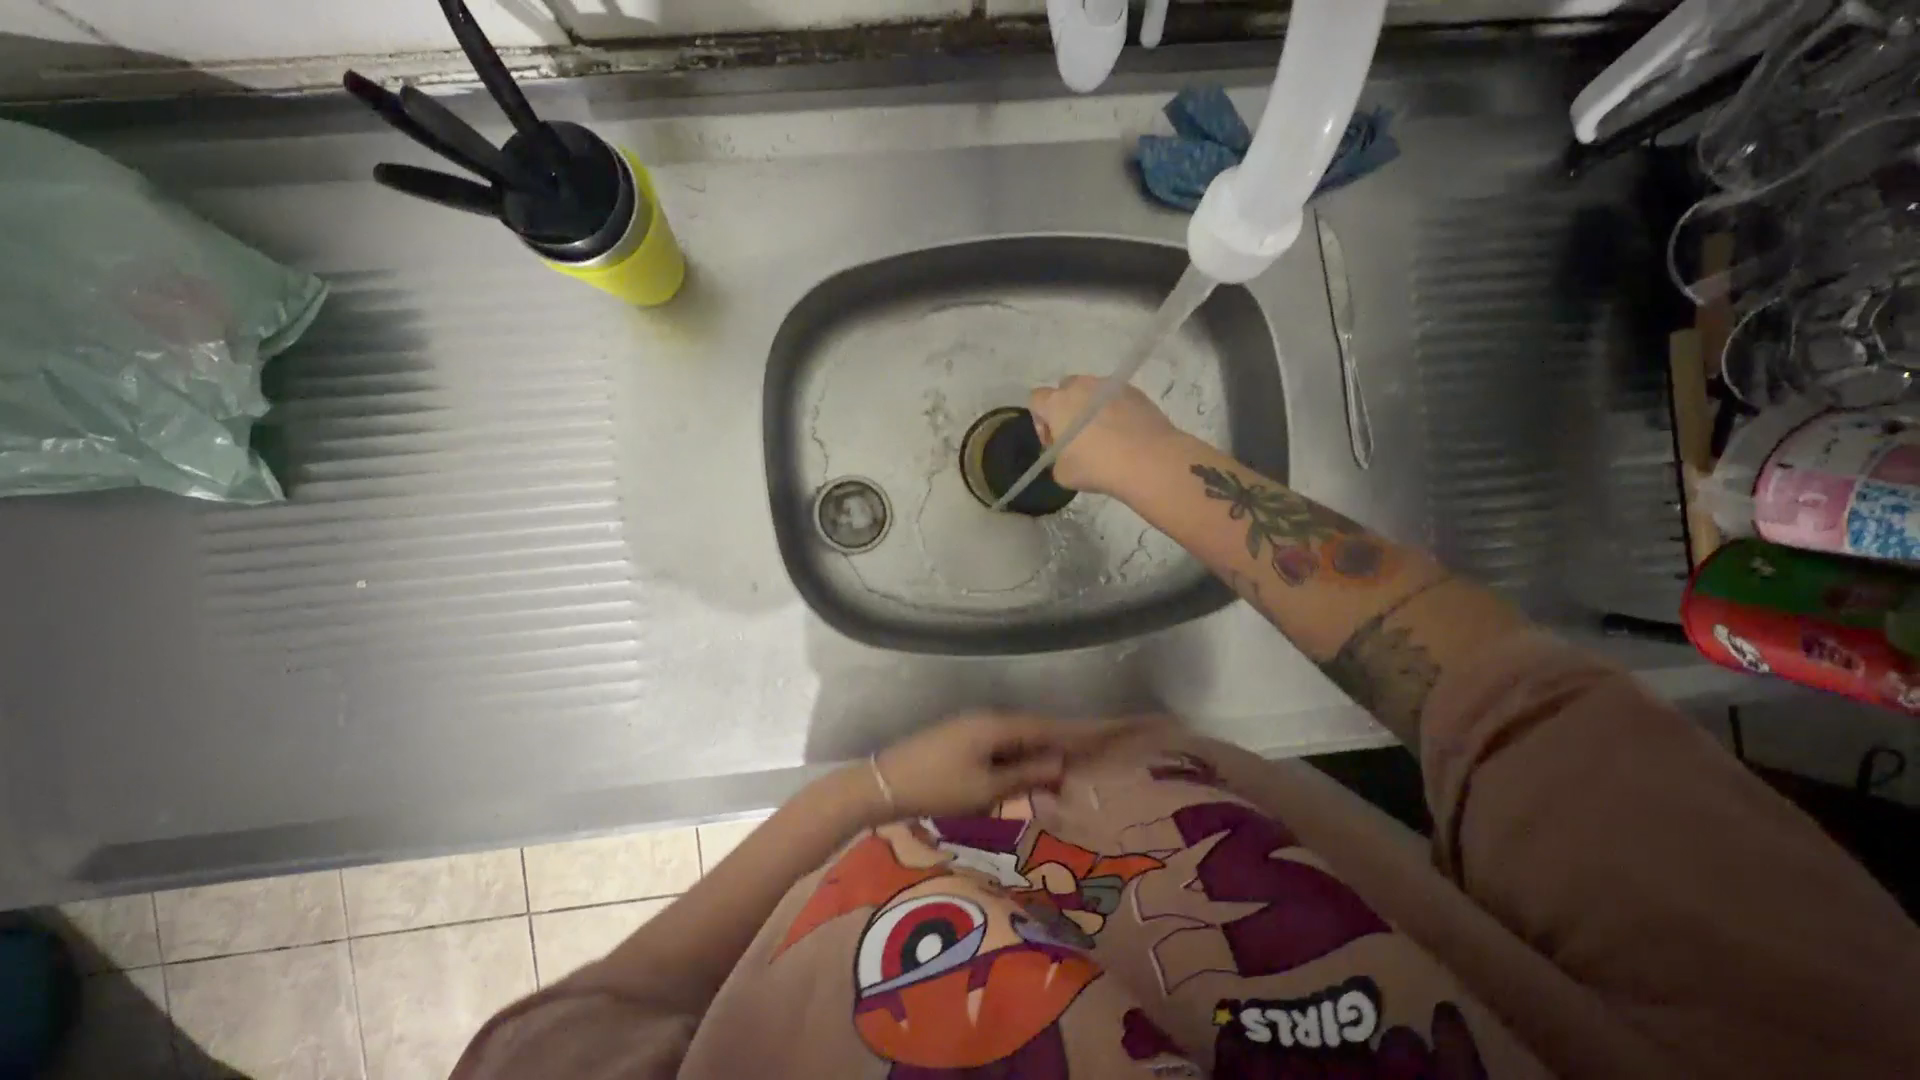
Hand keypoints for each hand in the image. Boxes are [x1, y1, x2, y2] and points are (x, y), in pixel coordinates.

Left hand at [873, 710, 1143, 817]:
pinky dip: (1028, 757)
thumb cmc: (934, 787)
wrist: (880, 785)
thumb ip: (1026, 775)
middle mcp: (990, 719)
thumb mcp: (984, 789)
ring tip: (1083, 764)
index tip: (1122, 729)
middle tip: (1112, 746)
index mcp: (999, 726)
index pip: (1055, 728)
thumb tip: (1064, 765)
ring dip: (1050, 750)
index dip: (1090, 732)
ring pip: (1024, 739)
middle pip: (1042, 730)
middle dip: (1075, 740)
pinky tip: (1039, 770)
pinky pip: (1007, 746)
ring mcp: (975, 728)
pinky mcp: (964, 741)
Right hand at [1028, 375, 1183, 496]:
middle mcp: (1081, 386)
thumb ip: (1057, 458)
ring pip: (1092, 391)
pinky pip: (1117, 397)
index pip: (1036, 400)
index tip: (1054, 442)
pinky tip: (1125, 433)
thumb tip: (1066, 454)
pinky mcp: (1135, 391)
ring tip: (1105, 434)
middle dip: (1066, 408)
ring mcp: (1110, 386)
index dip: (1041, 421)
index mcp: (1057, 403)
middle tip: (1077, 436)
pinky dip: (1116, 411)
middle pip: (1065, 389)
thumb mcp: (1062, 473)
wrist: (1148, 460)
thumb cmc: (1097, 467)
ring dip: (1091, 408)